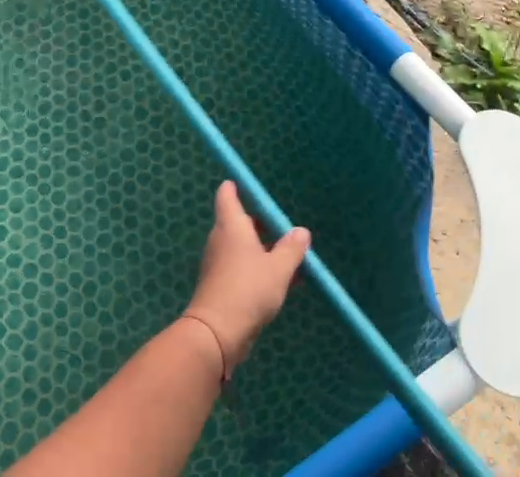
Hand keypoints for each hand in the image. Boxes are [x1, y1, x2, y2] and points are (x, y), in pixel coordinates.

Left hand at [183, 181, 310, 372]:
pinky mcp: (221, 285)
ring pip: (243, 248)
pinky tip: (283, 282)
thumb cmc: (249, 289)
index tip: (250, 188)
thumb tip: (301, 231)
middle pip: (238, 222)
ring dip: (264, 250)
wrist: (217, 332)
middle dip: (261, 225)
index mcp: (231, 225)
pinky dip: (259, 269)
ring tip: (292, 259)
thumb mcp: (278, 268)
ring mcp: (218, 263)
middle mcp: (221, 239)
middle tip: (285, 230)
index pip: (227, 195)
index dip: (237, 188)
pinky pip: (242, 268)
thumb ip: (291, 249)